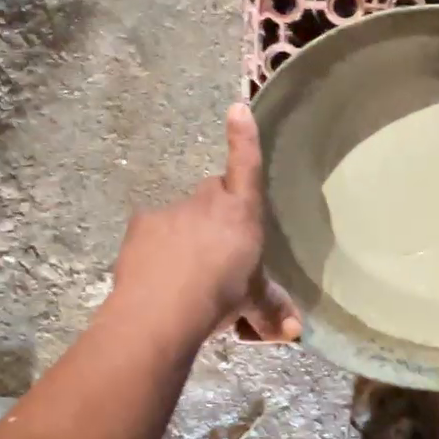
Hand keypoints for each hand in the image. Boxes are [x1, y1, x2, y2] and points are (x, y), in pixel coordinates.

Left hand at [109, 103, 301, 345]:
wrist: (161, 311)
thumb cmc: (219, 298)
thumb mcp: (252, 304)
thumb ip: (272, 311)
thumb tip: (295, 332)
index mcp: (241, 213)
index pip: (246, 165)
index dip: (244, 136)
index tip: (237, 106)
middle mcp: (208, 202)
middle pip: (214, 194)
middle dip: (216, 214)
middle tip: (217, 252)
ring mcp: (172, 210)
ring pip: (182, 217)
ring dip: (185, 236)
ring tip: (183, 276)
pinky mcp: (142, 224)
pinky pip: (154, 231)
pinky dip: (157, 248)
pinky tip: (157, 275)